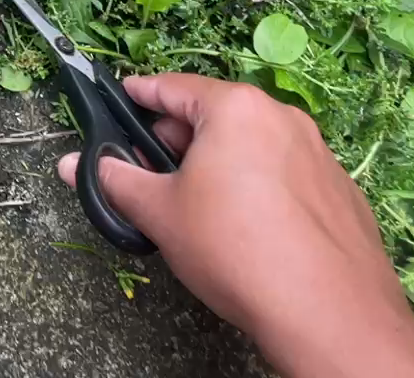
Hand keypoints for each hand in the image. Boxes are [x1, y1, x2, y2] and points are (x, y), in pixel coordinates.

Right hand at [56, 74, 413, 377]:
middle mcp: (282, 118)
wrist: (336, 325)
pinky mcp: (344, 195)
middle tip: (151, 175)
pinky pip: (284, 175)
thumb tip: (69, 165)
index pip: (171, 87)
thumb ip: (111, 179)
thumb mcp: (158, 212)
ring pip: (249, 145)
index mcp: (236, 108)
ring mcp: (320, 156)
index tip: (119, 101)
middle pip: (211, 116)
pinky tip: (247, 231)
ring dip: (216, 164)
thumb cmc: (236, 251)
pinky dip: (257, 187)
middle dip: (175, 141)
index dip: (138, 95)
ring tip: (196, 207)